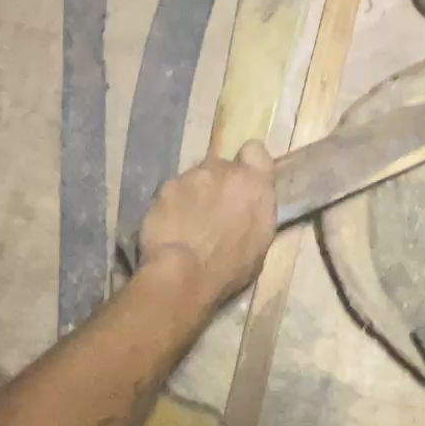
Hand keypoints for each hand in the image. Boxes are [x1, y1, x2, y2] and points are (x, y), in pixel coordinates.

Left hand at [137, 141, 277, 307]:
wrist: (184, 274)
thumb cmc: (230, 267)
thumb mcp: (260, 241)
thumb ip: (256, 210)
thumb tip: (249, 204)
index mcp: (255, 183)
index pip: (255, 151)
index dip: (248, 164)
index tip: (244, 183)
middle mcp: (223, 169)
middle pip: (222, 166)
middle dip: (219, 184)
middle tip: (214, 212)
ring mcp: (190, 176)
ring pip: (195, 178)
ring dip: (195, 194)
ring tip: (189, 223)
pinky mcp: (163, 187)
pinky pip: (172, 191)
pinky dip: (172, 204)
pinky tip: (171, 226)